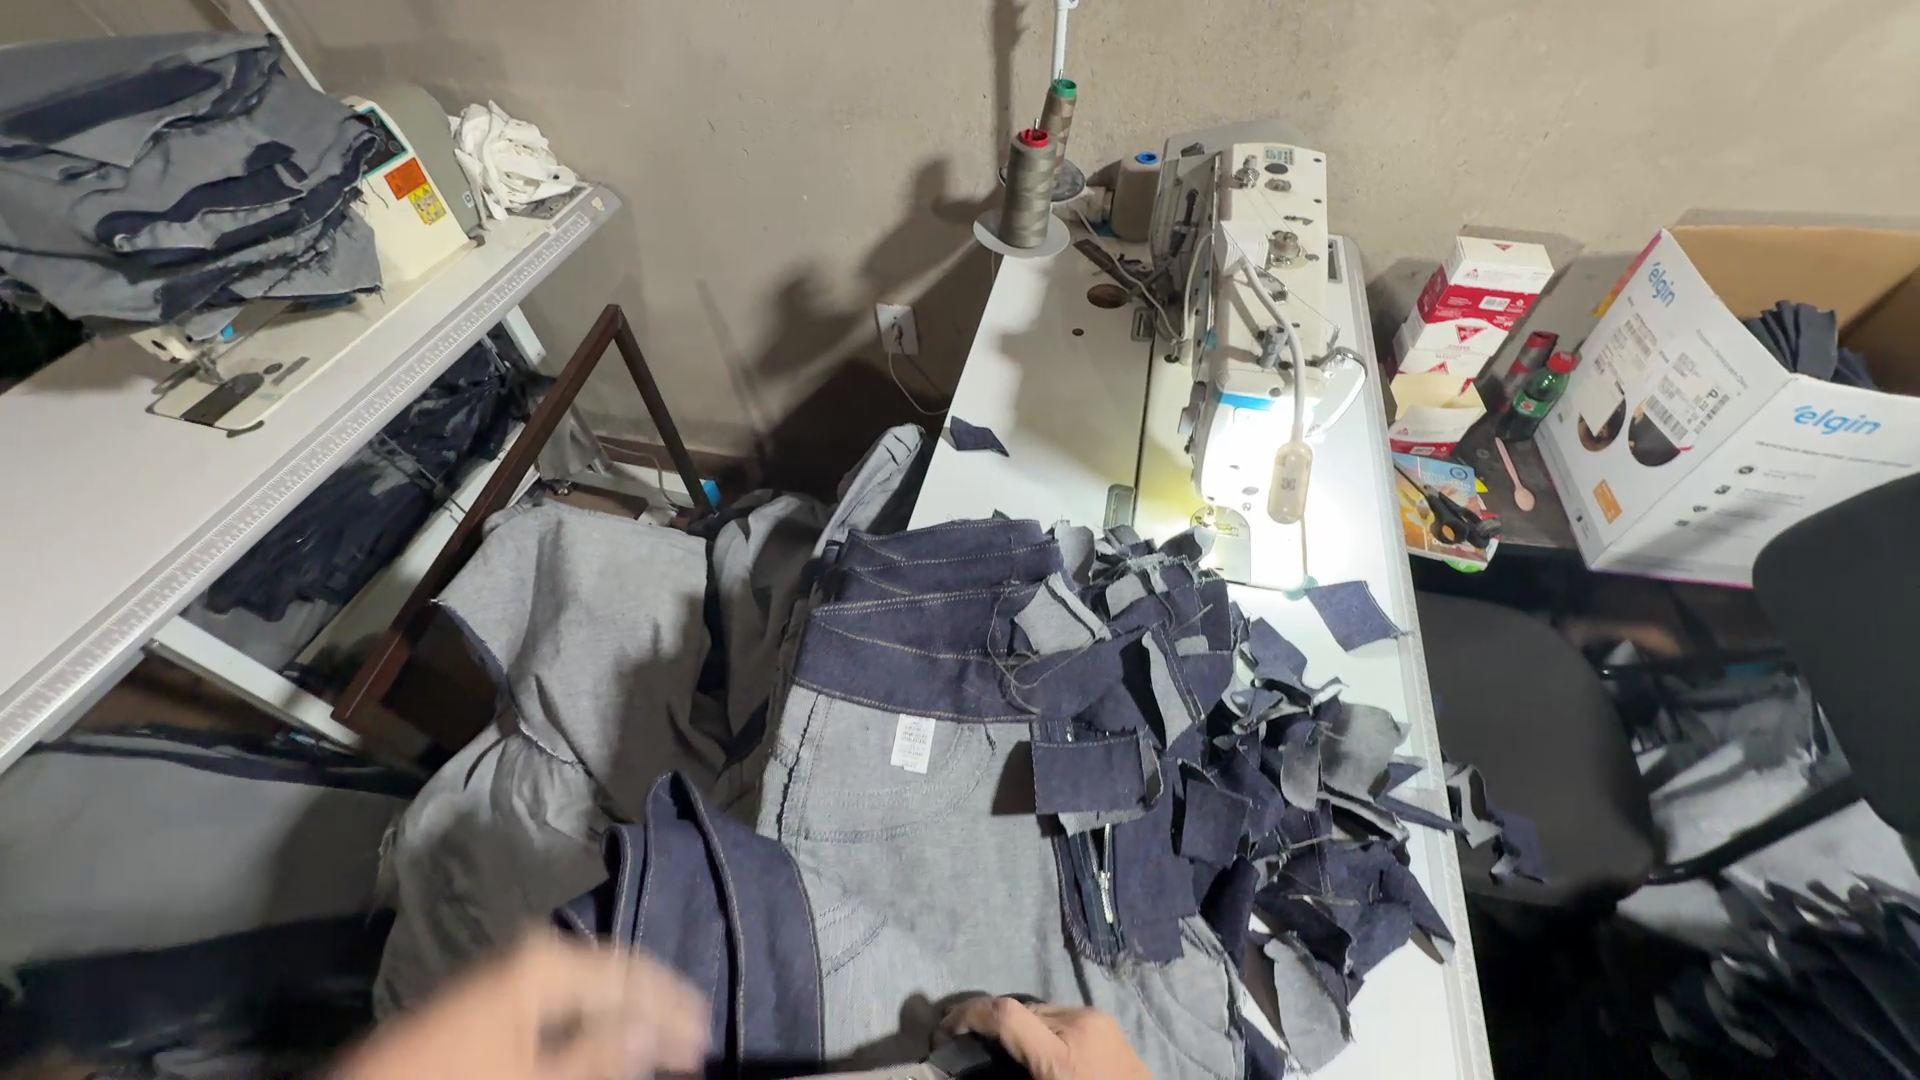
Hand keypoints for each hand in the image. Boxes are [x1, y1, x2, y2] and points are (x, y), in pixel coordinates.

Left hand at [333, 933, 707, 1079]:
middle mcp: (533, 956)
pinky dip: (588, 1029)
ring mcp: (510, 978)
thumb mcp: (529, 1079)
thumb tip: (658, 1033)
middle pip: (613, 979)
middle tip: (690, 1044)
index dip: (671, 1006)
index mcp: (544, 962)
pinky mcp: (492, 1005)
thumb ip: (598, 1056)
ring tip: (658, 1048)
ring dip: (622, 1023)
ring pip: (588, 995)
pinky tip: (604, 1050)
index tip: (705, 1040)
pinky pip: (561, 1008)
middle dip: (651, 1012)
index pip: (632, 974)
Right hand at [942, 997, 1150, 1079]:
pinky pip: (1061, 1015)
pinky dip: (1044, 1030)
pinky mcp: (1106, 1019)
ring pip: (1039, 1010)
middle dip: (991, 1025)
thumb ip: (1013, 1076)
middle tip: (969, 1046)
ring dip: (1020, 1028)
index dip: (968, 1014)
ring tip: (1008, 1053)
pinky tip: (1041, 1051)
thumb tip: (981, 1066)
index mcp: (1062, 1061)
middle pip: (1020, 1010)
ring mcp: (1095, 1018)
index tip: (944, 1028)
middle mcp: (1078, 1027)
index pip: (1007, 1015)